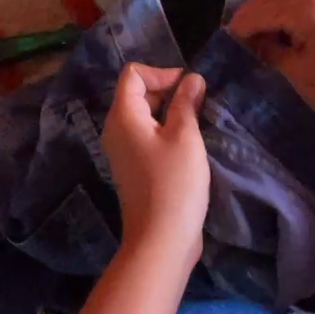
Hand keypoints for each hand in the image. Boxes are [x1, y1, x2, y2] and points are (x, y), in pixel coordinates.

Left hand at [101, 64, 210, 268]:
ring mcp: (123, 150)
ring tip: (197, 122)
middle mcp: (116, 129)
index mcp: (123, 116)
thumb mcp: (185, 137)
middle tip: (198, 104)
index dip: (161, 73)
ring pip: (144, 115)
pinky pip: (146, 136)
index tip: (189, 87)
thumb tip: (192, 78)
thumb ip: (186, 103)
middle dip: (167, 91)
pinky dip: (165, 131)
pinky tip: (188, 144)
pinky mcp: (134, 167)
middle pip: (137, 93)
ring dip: (170, 112)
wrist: (160, 240)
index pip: (133, 74)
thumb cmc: (174, 183)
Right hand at [228, 0, 314, 140]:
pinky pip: (305, 3)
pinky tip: (281, 31)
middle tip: (238, 36)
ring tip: (257, 35)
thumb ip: (269, 50)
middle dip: (253, 14)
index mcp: (306, 9)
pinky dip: (288, 13)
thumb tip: (251, 42)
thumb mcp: (296, 72)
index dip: (241, 25)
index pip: (261, 11)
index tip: (226, 40)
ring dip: (269, 11)